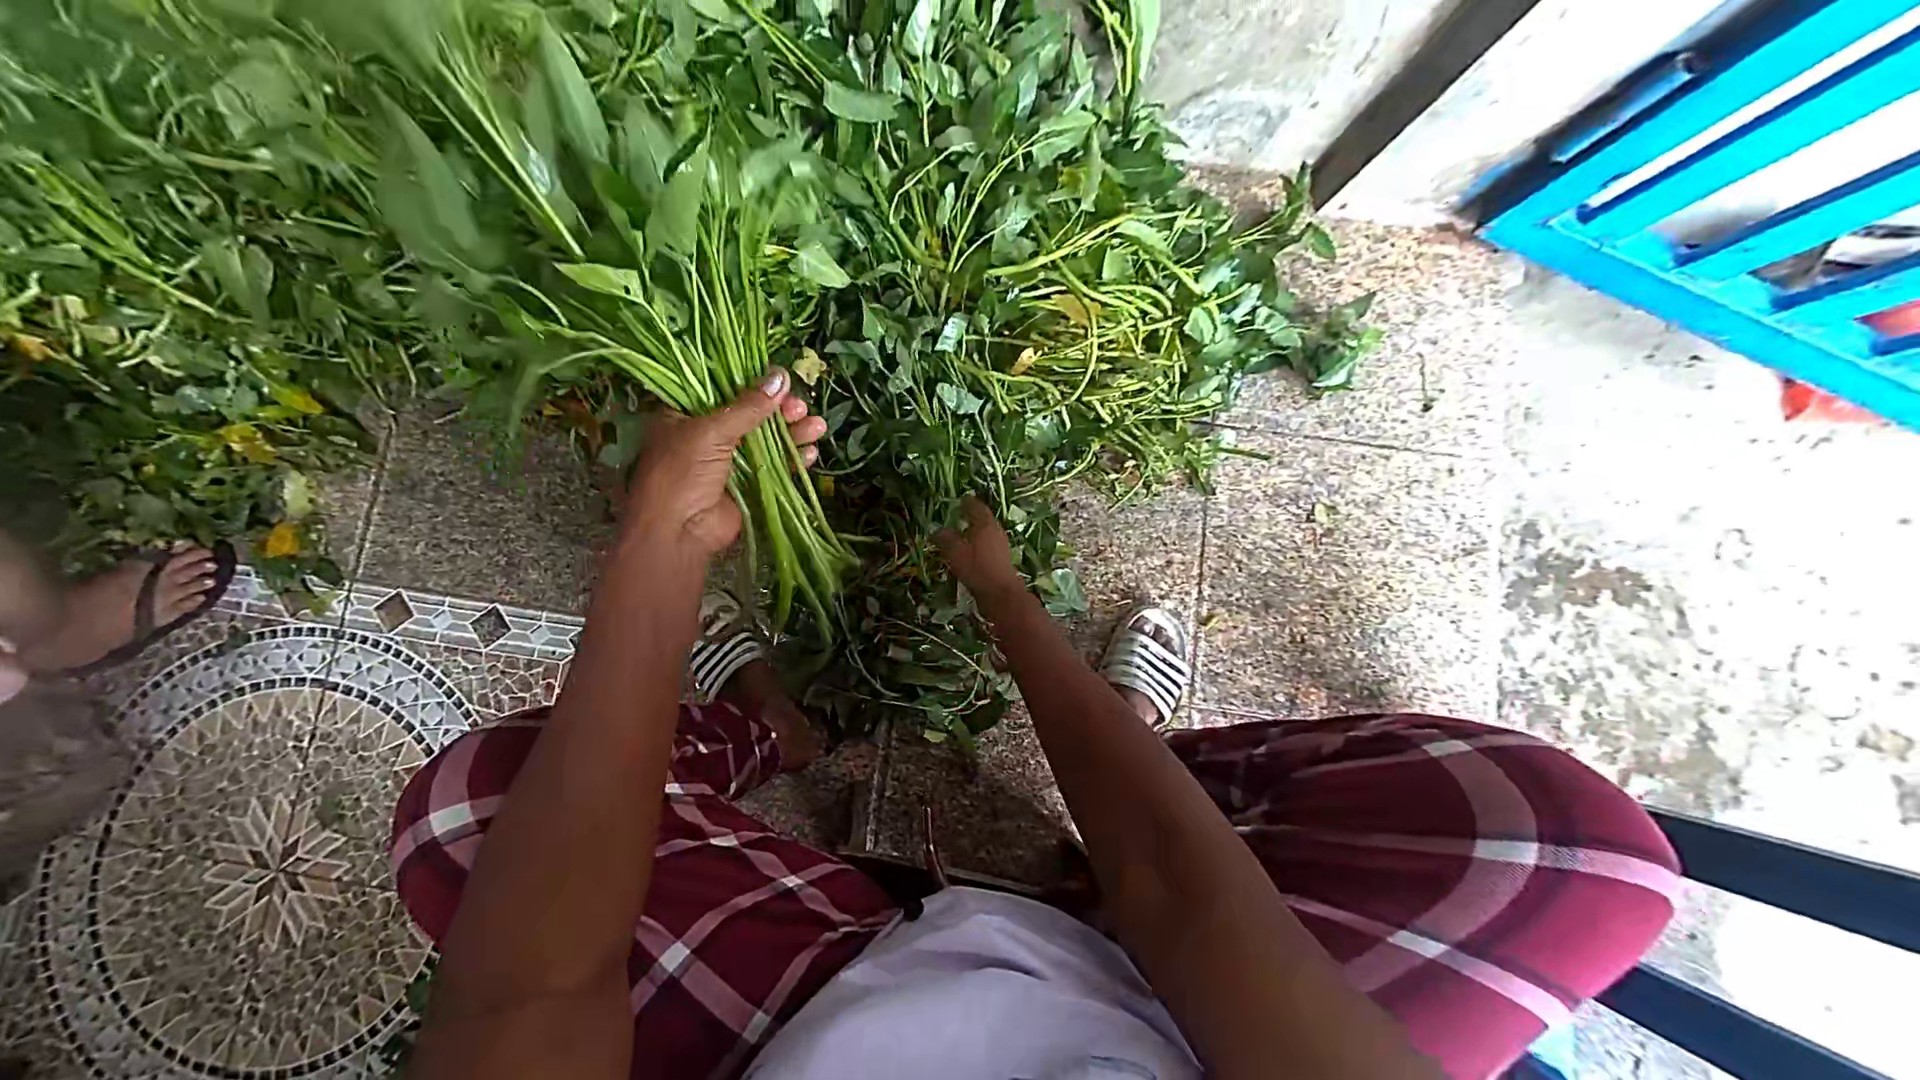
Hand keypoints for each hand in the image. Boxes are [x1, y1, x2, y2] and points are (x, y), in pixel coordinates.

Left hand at [621, 367, 827, 562]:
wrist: (678, 532)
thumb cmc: (681, 473)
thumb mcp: (711, 432)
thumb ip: (748, 406)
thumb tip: (781, 376)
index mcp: (687, 413)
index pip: (726, 389)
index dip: (755, 384)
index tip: (783, 382)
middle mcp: (708, 434)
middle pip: (753, 414)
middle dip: (780, 411)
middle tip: (801, 408)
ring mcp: (730, 461)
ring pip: (768, 440)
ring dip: (793, 433)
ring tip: (816, 427)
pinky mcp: (747, 484)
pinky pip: (775, 467)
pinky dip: (793, 459)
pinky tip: (809, 452)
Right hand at [933, 496, 1024, 604]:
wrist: (1001, 593)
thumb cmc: (977, 568)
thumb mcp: (955, 552)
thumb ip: (945, 539)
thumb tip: (936, 530)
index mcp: (985, 524)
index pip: (976, 507)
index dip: (968, 502)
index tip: (961, 499)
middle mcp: (996, 531)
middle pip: (984, 519)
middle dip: (973, 516)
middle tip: (961, 514)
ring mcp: (1001, 545)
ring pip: (987, 532)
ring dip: (977, 531)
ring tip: (964, 533)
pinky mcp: (1002, 559)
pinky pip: (989, 545)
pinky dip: (980, 544)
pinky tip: (972, 551)